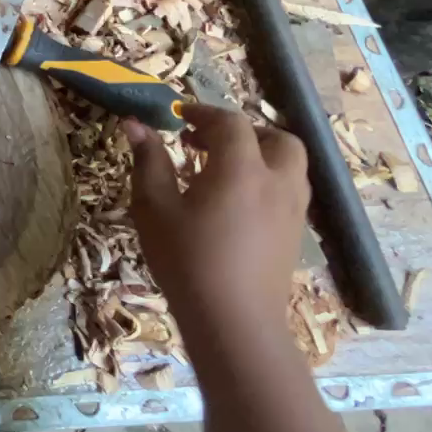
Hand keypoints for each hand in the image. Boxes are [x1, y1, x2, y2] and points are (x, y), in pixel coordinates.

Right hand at [123, 104, 309, 348]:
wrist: (233, 319)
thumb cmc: (185, 257)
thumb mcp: (153, 205)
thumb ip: (148, 160)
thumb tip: (135, 124)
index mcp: (240, 170)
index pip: (231, 123)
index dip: (203, 112)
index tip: (177, 115)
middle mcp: (276, 183)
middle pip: (278, 139)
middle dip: (244, 131)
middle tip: (207, 140)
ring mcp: (293, 210)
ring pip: (290, 165)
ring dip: (258, 154)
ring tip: (218, 167)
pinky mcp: (296, 233)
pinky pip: (289, 189)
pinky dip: (265, 178)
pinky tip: (231, 198)